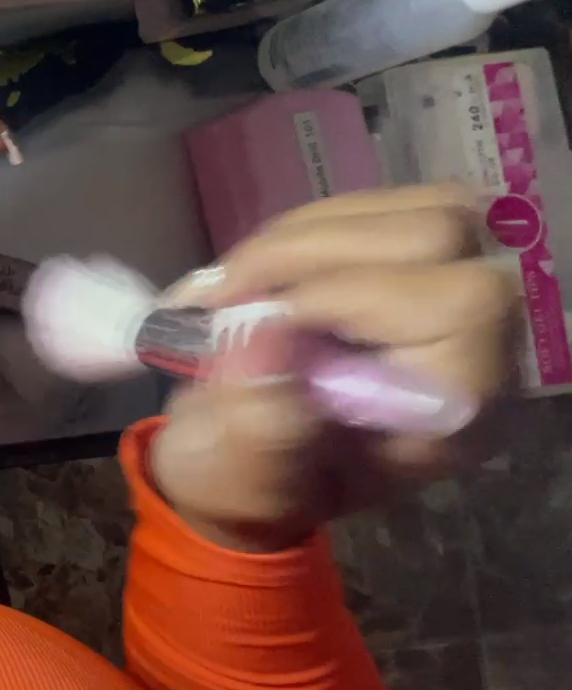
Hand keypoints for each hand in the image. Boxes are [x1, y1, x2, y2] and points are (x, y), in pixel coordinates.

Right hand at [147, 187, 517, 552]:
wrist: (232, 466)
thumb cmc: (238, 481)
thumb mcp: (238, 474)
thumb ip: (258, 422)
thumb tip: (262, 333)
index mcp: (450, 405)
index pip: (452, 299)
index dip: (337, 294)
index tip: (237, 327)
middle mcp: (471, 345)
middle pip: (440, 233)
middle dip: (305, 252)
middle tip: (217, 294)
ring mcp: (439, 300)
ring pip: (408, 208)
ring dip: (292, 237)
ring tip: (225, 284)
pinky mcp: (397, 273)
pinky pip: (368, 211)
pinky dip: (289, 232)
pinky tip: (243, 275)